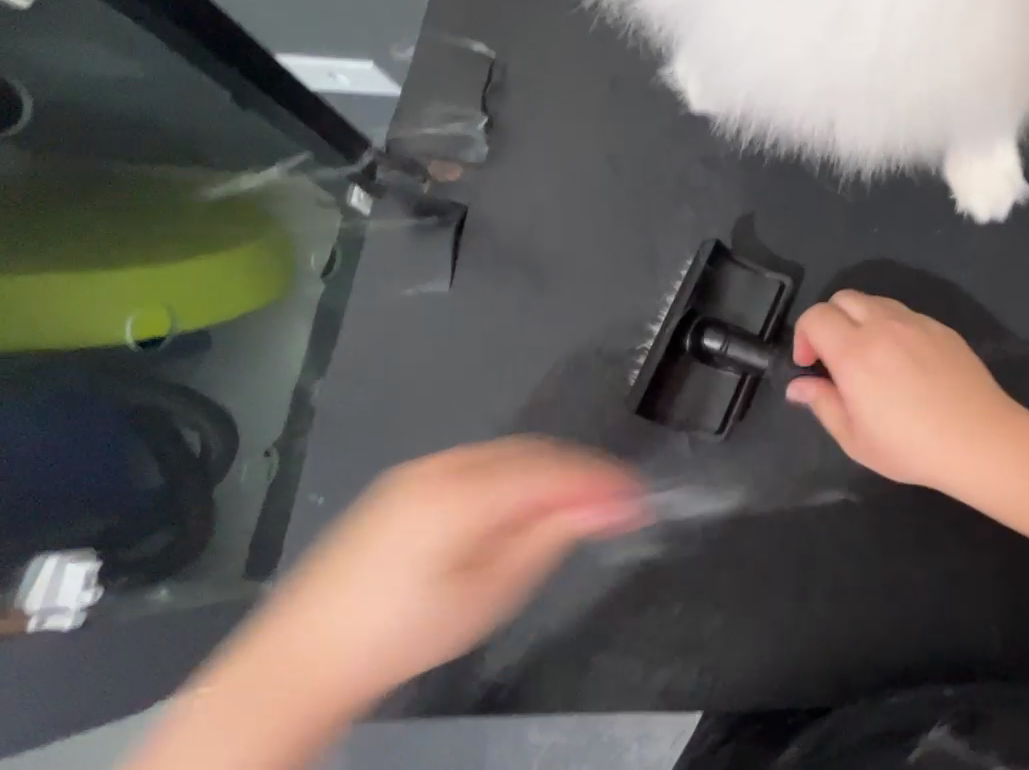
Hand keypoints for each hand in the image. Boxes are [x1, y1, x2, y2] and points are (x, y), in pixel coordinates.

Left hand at [230, 437, 644, 706]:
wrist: (301, 660)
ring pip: (509, 455)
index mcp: (465, 492)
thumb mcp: (493, 590)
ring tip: (583, 505)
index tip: (641, 501)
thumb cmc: (405, 632)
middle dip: (583, 474)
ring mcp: (420, 472)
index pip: (556, 470)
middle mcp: (443, 467)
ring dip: (553, 473)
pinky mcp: (405, 486)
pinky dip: (519, 476)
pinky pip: (482, 464)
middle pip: (535, 453)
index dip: (605, 482)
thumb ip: (553, 535)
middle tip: (621, 504)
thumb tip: (609, 504)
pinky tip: (528, 503)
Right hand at [788, 291, 1028, 510]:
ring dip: (861, 320)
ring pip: (877, 301)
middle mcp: (884, 326)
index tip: (810, 366)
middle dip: (830, 321)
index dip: (804, 336)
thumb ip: (823, 403)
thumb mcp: (855, 438)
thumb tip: (799, 385)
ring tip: (870, 359)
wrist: (979, 439)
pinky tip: (906, 364)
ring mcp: (918, 323)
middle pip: (844, 297)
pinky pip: (907, 315)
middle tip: (836, 358)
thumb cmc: (910, 447)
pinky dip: (893, 327)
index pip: (816, 316)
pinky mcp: (943, 329)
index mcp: (855, 351)